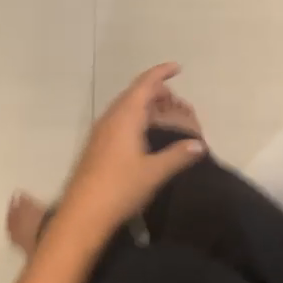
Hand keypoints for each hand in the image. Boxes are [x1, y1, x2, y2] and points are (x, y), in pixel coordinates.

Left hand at [57, 62, 205, 235]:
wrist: (82, 214)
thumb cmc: (119, 188)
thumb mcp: (154, 172)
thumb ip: (178, 155)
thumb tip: (199, 145)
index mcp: (125, 116)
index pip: (144, 84)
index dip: (161, 73)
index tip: (177, 68)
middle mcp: (111, 118)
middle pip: (135, 94)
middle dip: (157, 92)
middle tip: (178, 104)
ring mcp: (101, 132)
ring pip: (127, 108)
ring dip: (146, 107)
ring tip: (166, 118)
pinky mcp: (97, 146)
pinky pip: (120, 121)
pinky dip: (137, 119)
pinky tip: (146, 137)